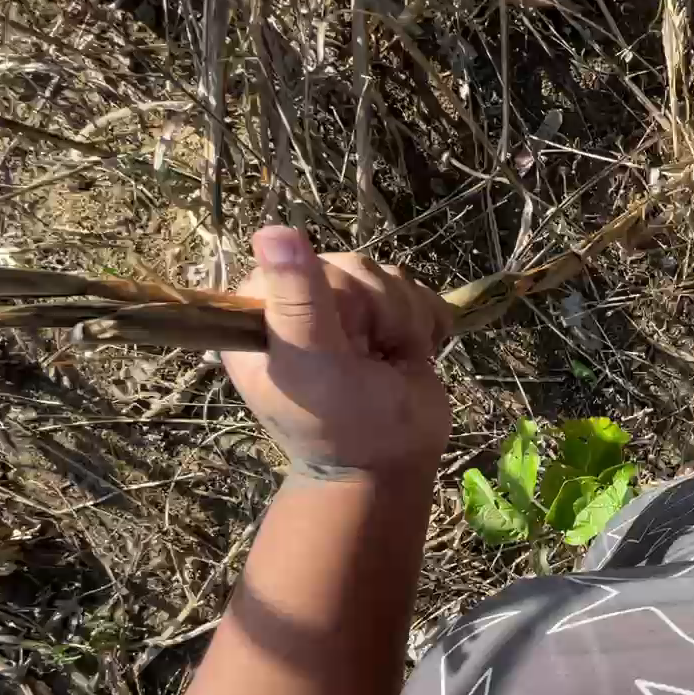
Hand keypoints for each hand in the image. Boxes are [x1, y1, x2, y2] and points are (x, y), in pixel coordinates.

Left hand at [223, 227, 453, 481]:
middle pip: (360, 269)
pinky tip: (415, 354)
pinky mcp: (392, 318)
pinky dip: (430, 323)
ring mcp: (351, 310)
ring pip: (394, 279)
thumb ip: (298, 300)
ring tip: (393, 362)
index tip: (343, 348)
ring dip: (408, 325)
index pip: (310, 264)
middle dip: (382, 317)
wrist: (392, 464)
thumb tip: (274, 230)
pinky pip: (419, 291)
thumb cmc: (343, 426)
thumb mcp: (313, 365)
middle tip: (372, 361)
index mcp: (263, 308)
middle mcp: (302, 301)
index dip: (342, 302)